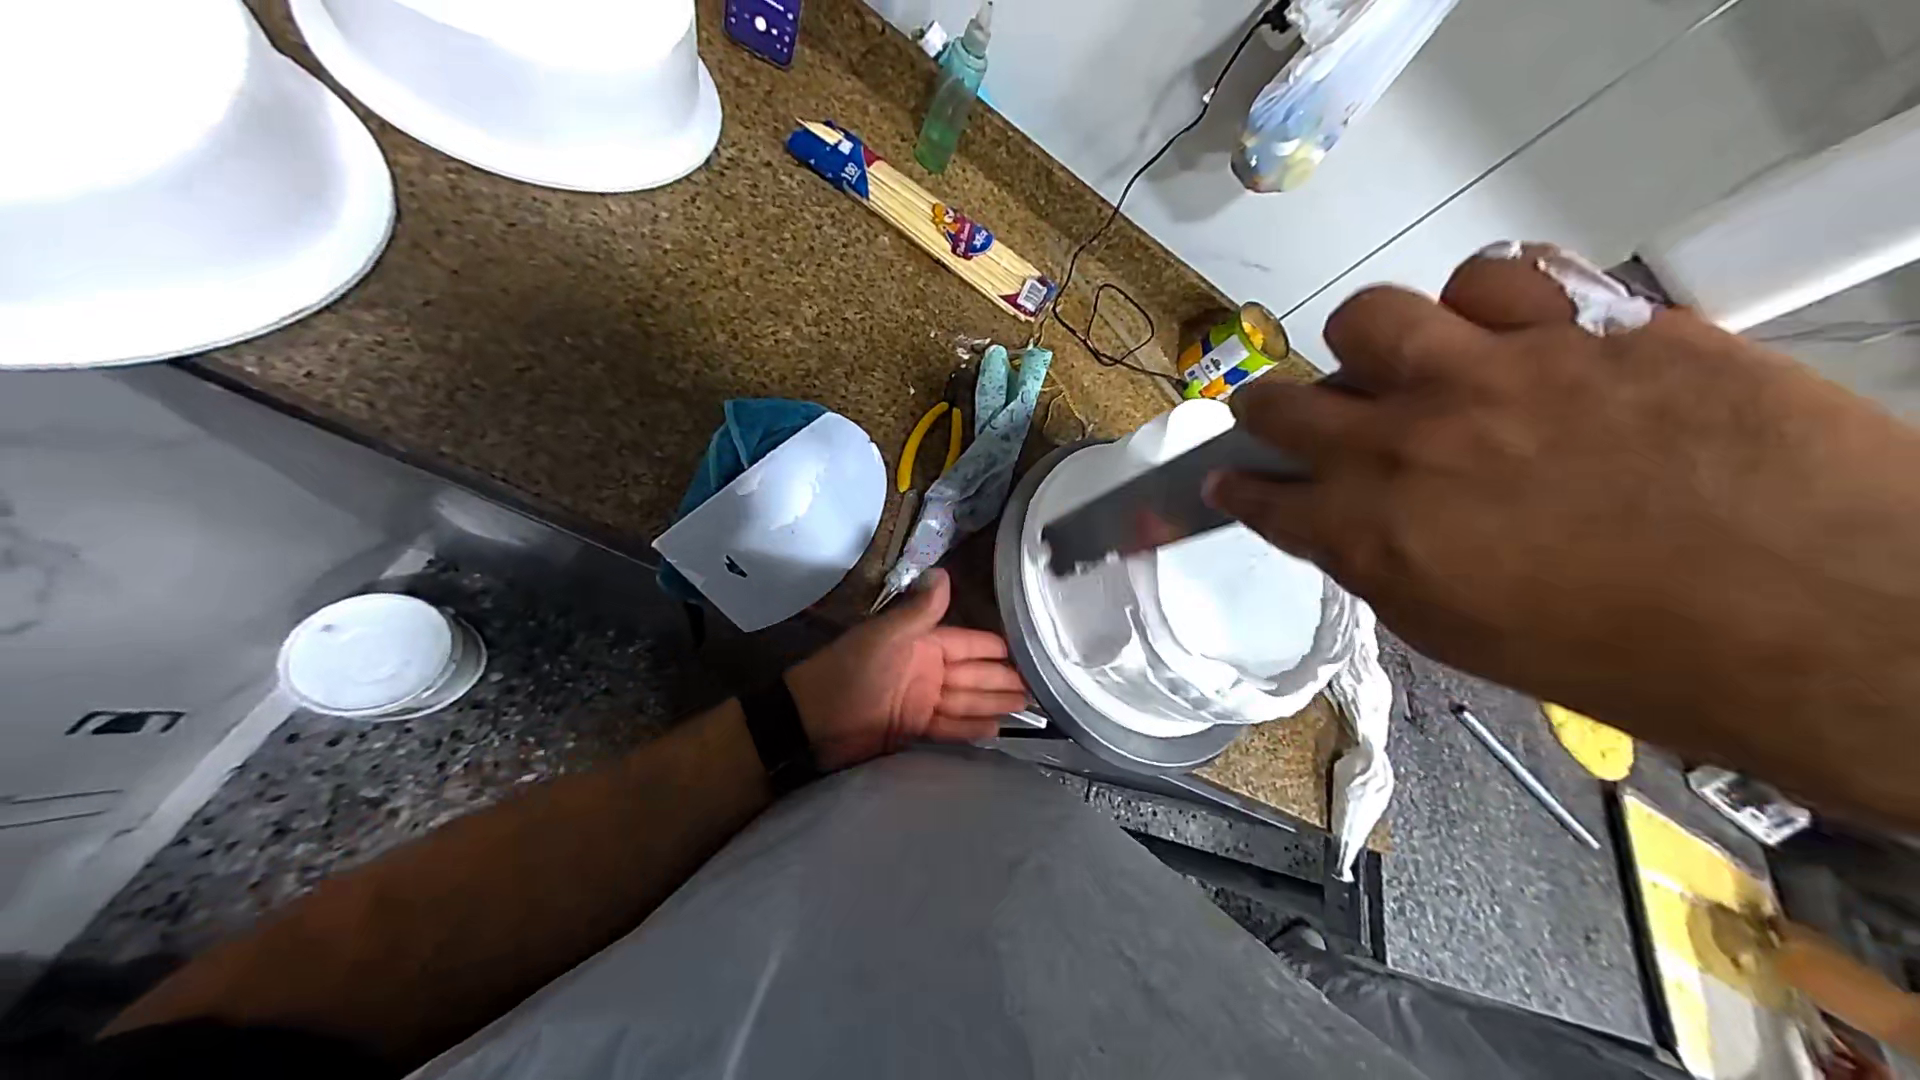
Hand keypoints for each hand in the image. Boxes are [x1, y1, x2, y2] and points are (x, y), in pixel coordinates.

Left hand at [785, 569, 1029, 770]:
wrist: (811, 722)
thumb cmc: (849, 673)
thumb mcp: (884, 638)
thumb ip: (919, 612)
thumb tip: (944, 572)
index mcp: (922, 644)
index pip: (969, 643)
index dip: (998, 649)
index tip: (1029, 652)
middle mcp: (927, 670)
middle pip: (974, 674)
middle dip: (1004, 679)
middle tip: (1039, 689)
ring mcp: (922, 701)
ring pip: (967, 700)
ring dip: (995, 703)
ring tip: (1027, 708)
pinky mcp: (914, 729)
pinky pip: (951, 727)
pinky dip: (972, 727)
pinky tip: (996, 728)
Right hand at [1204, 246, 1919, 825]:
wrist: (1822, 621)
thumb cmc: (1614, 653)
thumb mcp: (1452, 632)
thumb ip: (1372, 563)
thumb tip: (1337, 522)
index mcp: (1366, 531)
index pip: (1258, 496)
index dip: (1232, 488)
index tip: (1222, 481)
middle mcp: (1401, 445)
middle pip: (1278, 402)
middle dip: (1261, 411)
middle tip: (1277, 413)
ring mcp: (1489, 376)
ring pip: (1368, 317)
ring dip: (1366, 345)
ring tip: (1400, 364)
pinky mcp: (1585, 326)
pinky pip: (1499, 273)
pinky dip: (1487, 300)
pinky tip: (1505, 331)